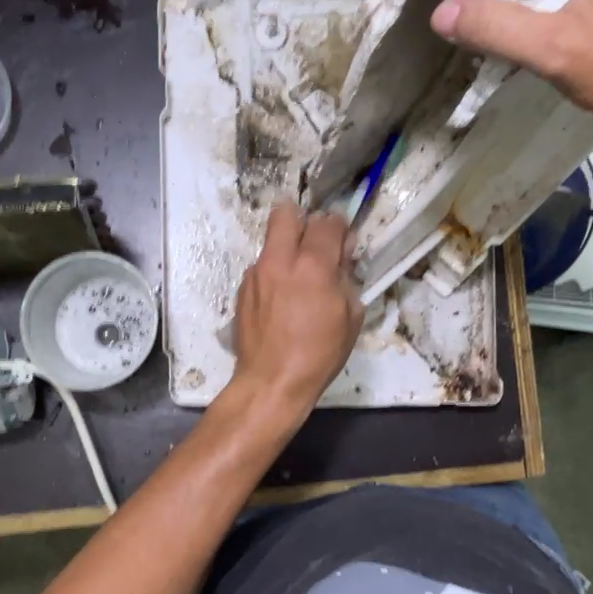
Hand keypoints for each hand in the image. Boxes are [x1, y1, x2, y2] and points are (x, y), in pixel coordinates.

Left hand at [229, 202, 362, 417]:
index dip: (339, 229)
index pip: (328, 222)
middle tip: (315, 247)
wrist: (271, 381)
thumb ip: (347, 278)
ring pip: (272, 241)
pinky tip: (282, 302)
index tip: (344, 245)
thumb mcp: (350, 316)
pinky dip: (275, 274)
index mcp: (312, 265)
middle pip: (286, 212)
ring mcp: (256, 273)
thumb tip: (341, 259)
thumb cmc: (319, 354)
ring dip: (287, 250)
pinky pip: (262, 268)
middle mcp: (279, 260)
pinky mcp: (242, 289)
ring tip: (298, 280)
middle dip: (303, 222)